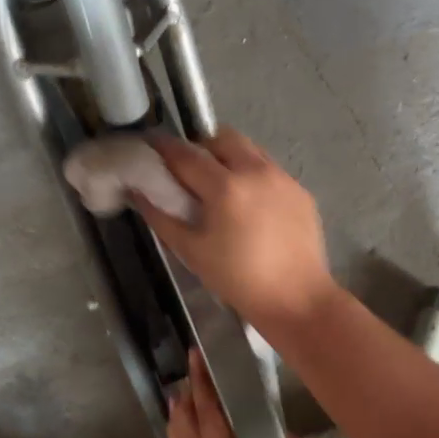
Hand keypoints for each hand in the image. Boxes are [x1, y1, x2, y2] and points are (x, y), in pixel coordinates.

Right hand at [138, 127, 337, 331]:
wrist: (297, 299)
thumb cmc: (237, 279)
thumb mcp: (191, 251)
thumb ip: (161, 217)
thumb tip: (138, 192)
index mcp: (225, 187)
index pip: (186, 155)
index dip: (165, 147)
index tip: (151, 145)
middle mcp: (255, 171)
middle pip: (222, 138)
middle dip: (202, 147)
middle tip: (192, 171)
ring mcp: (282, 178)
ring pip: (249, 149)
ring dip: (229, 157)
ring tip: (221, 186)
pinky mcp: (300, 189)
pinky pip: (269, 168)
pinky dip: (253, 175)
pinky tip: (250, 205)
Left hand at [172, 352, 321, 437]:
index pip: (209, 411)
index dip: (203, 381)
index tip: (198, 355)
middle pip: (187, 418)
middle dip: (190, 389)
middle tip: (195, 364)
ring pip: (178, 435)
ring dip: (180, 410)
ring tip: (185, 390)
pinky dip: (178, 432)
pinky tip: (183, 429)